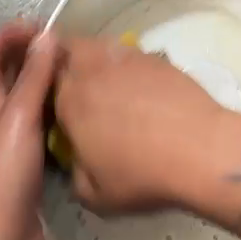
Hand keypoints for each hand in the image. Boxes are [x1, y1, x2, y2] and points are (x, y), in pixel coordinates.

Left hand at [0, 22, 59, 239]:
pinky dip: (53, 111)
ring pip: (24, 99)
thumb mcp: (20, 118)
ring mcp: (7, 142)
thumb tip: (47, 34)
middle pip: (6, 74)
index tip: (42, 25)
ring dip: (44, 81)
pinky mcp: (23, 164)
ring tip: (76, 73)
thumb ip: (34, 77)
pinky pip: (37, 125)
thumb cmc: (4, 175)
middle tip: (66, 46)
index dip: (9, 34)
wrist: (1, 239)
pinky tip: (76, 113)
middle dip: (31, 54)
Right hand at [51, 33, 231, 214]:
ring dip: (92, 58)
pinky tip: (134, 86)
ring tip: (102, 82)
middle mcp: (92, 69)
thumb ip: (74, 171)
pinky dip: (122, 64)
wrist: (198, 147)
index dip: (43, 86)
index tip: (48, 99)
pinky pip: (126, 53)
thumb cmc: (141, 174)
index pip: (42, 79)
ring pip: (97, 45)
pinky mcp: (152, 55)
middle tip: (70, 83)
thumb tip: (76, 157)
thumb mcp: (94, 194)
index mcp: (69, 99)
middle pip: (66, 48)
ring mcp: (124, 57)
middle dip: (62, 59)